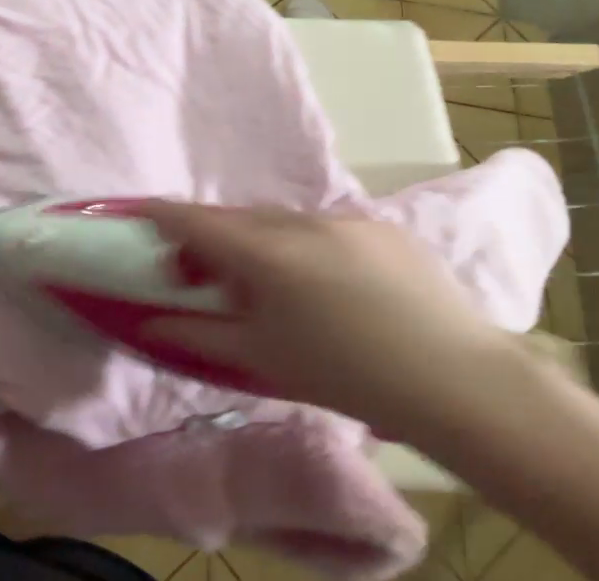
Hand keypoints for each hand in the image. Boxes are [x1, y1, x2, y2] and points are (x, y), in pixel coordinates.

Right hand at [130, 202, 528, 435]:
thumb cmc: (346, 375)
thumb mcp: (259, 358)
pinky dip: (303, 244)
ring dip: (255, 239)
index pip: (189, 218)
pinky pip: (323, 226)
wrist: (463, 384)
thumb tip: (145, 322)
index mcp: (262, 250)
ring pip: (278, 219)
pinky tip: (322, 283)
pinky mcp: (384, 227)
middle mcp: (298, 220)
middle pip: (232, 217)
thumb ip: (193, 333)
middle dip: (206, 237)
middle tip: (199, 274)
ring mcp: (346, 218)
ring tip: (262, 280)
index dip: (155, 214)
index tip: (135, 218)